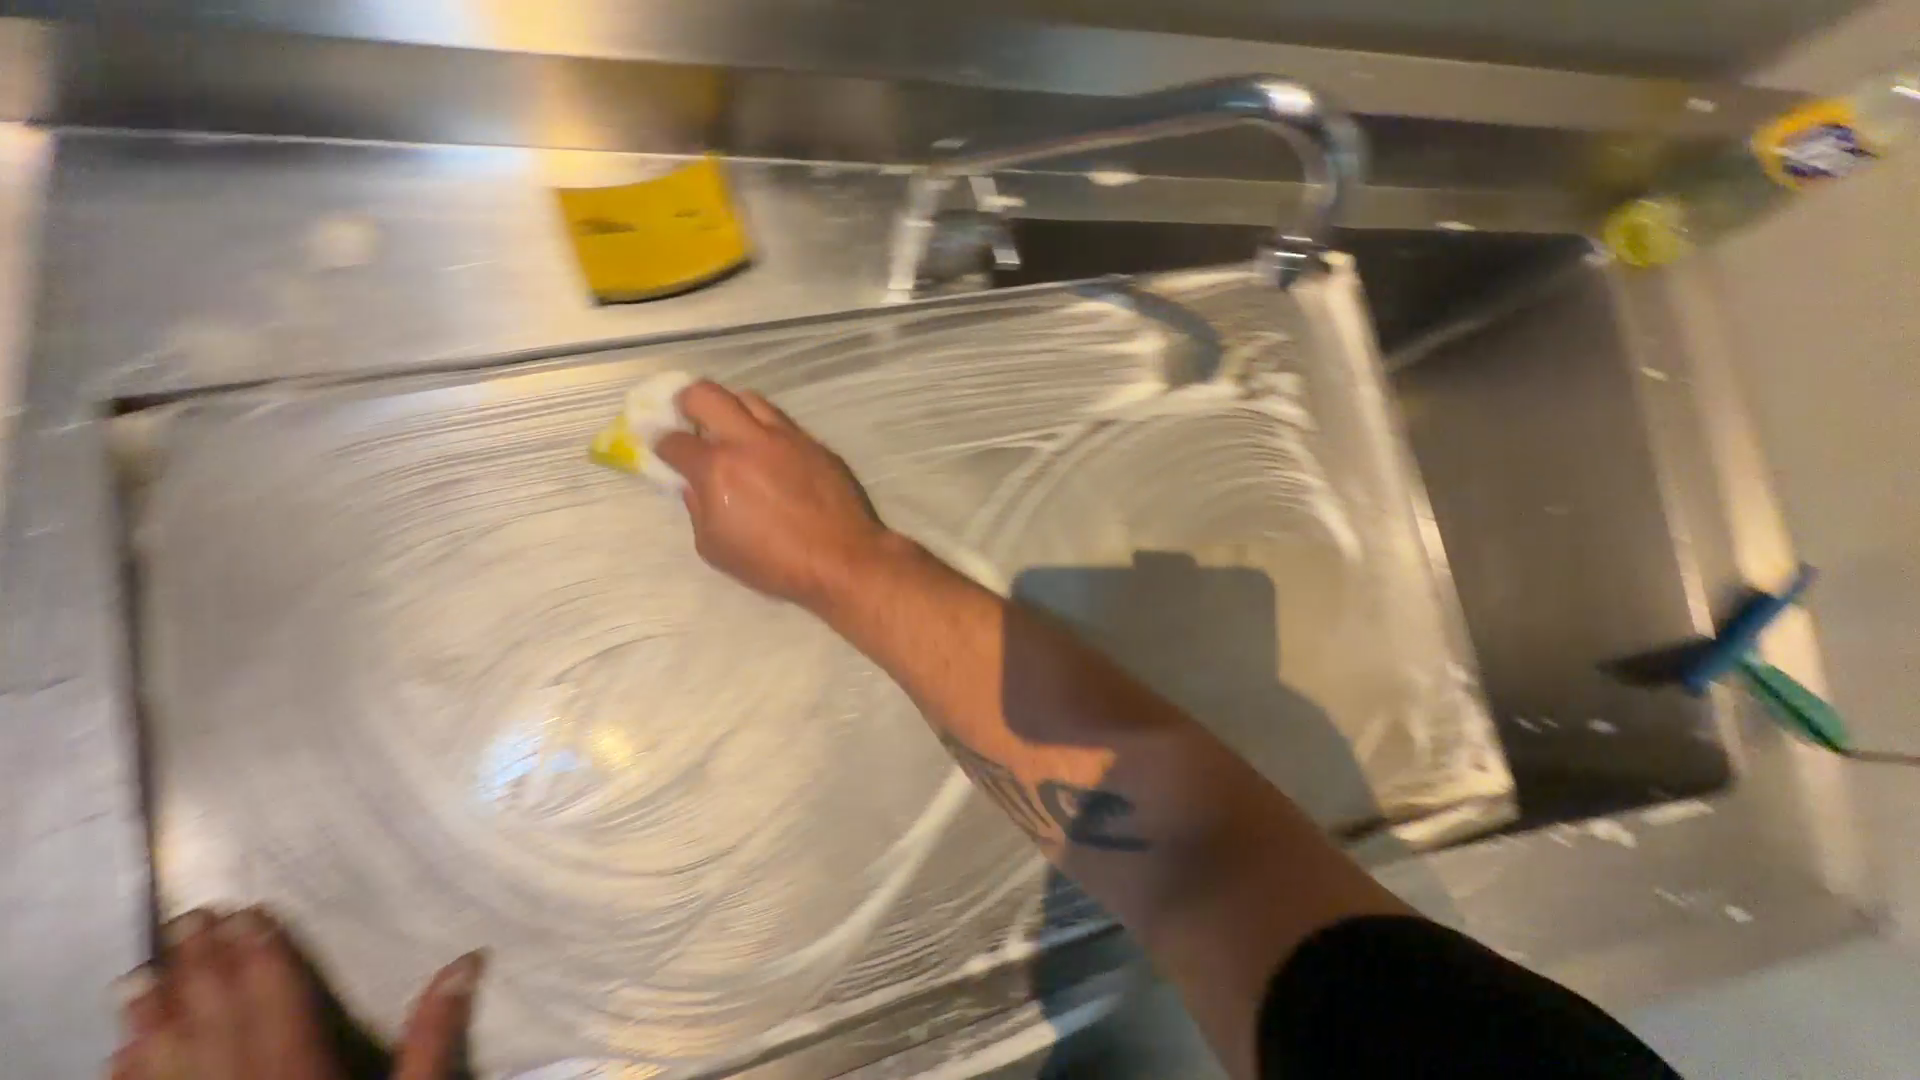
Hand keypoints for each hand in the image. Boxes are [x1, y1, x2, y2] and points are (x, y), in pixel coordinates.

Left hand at [111, 908, 480, 1079]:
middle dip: (200, 971)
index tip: (246, 914)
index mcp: (300, 1076)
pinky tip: (123, 1053)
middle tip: (188, 920)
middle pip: (215, 1025)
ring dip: (152, 1019)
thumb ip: (432, 1038)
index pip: (275, 1004)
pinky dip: (131, 1078)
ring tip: (139, 975)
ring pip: (167, 1066)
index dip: (260, 957)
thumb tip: (465, 961)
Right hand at [655, 380, 903, 609]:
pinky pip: (781, 421)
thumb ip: (697, 508)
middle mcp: (749, 440)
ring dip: (730, 408)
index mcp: (717, 468)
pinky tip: (767, 450)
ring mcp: (786, 436)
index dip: (659, 443)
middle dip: (685, 402)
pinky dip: (764, 428)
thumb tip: (693, 485)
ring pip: (748, 398)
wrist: (842, 558)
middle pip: (705, 393)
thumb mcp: (714, 547)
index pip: (674, 441)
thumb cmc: (773, 563)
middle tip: (685, 418)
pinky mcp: (813, 443)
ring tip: (729, 430)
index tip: (660, 447)